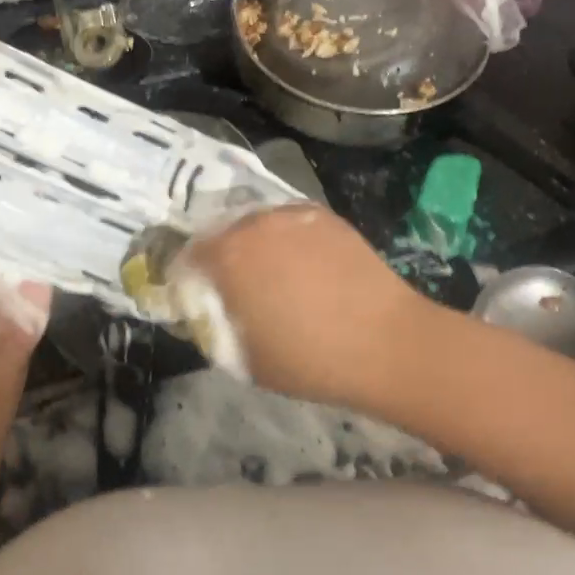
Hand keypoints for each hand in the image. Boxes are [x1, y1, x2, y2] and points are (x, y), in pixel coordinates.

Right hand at [169, 204, 432, 406]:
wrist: (386, 343)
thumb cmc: (308, 360)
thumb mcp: (244, 357)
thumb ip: (214, 325)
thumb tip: (204, 309)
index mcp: (226, 256)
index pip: (188, 256)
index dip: (188, 276)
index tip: (196, 294)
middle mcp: (253, 224)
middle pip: (222, 233)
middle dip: (221, 256)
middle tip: (234, 285)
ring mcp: (291, 214)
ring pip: (257, 224)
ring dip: (254, 244)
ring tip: (271, 274)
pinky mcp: (324, 215)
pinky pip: (290, 223)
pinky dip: (288, 239)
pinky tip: (304, 266)